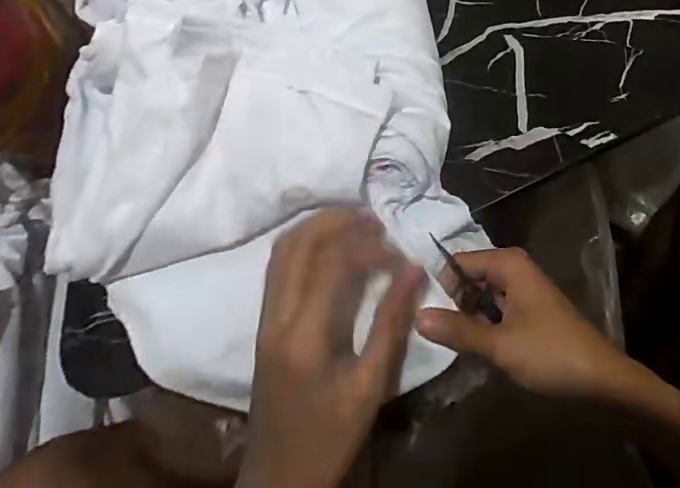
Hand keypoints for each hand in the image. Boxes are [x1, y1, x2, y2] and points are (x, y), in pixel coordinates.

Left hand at [241, 209, 425, 487]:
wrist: (278, 481)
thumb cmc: (330, 437)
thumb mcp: (370, 385)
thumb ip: (391, 322)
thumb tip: (414, 268)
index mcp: (304, 335)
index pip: (333, 263)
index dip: (369, 245)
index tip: (399, 253)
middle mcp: (276, 319)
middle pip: (296, 244)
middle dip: (336, 220)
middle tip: (375, 218)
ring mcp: (265, 320)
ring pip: (282, 251)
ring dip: (318, 227)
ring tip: (357, 223)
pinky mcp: (265, 324)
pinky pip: (280, 267)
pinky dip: (307, 244)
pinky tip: (334, 247)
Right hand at [415, 247, 643, 404]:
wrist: (597, 377)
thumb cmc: (549, 353)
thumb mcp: (499, 344)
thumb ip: (458, 330)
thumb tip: (418, 316)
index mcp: (508, 263)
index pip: (458, 262)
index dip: (438, 285)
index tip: (417, 313)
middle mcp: (514, 267)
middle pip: (469, 277)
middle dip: (450, 302)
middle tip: (429, 333)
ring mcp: (522, 289)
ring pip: (480, 295)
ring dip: (465, 316)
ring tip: (445, 342)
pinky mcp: (526, 310)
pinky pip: (494, 308)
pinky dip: (481, 324)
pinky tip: (471, 346)